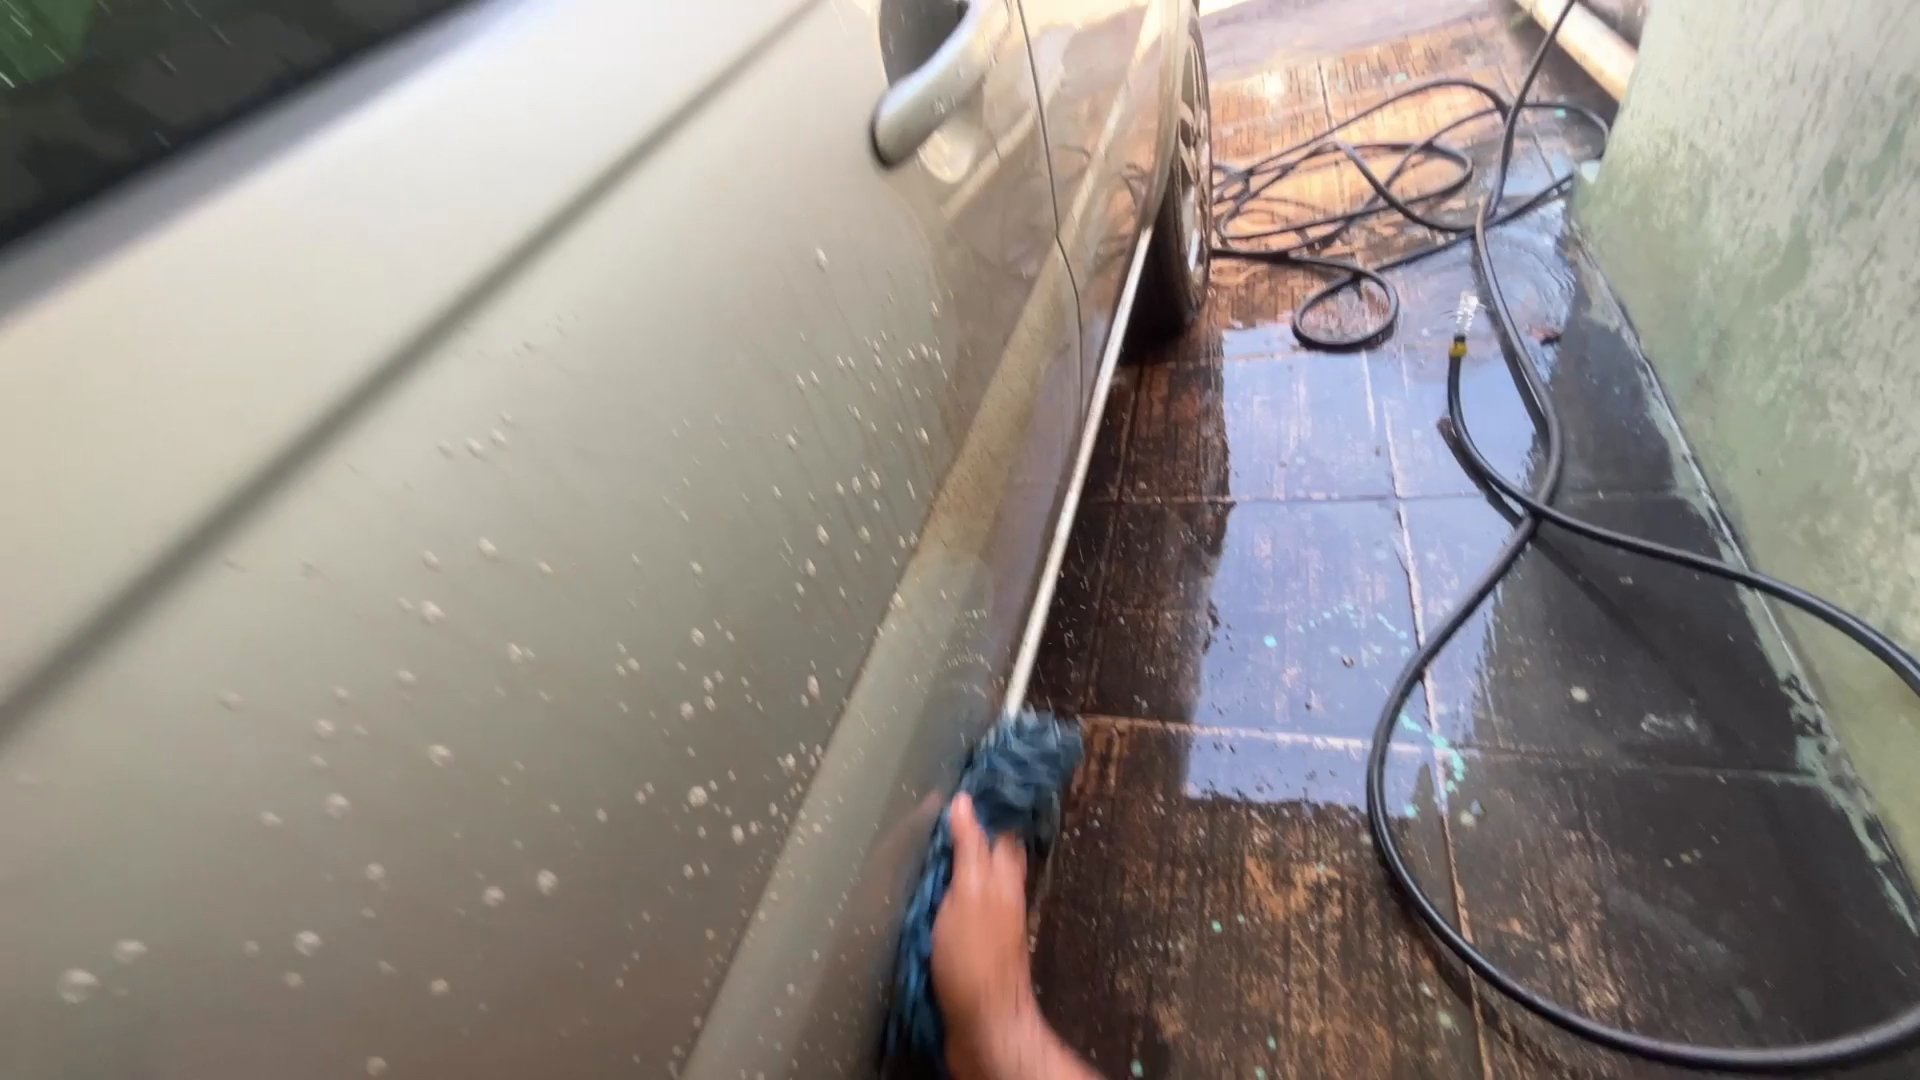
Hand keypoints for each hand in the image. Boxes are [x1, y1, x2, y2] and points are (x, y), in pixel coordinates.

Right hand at [931, 792, 1036, 1054]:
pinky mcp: (976, 946)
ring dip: (959, 862)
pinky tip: (931, 890)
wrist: (982, 1025)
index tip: (967, 784)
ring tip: (931, 843)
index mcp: (1005, 877)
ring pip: (978, 878)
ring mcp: (991, 921)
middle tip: (944, 812)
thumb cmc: (975, 956)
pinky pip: (964, 906)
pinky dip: (951, 892)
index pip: (1002, 830)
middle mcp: (1003, 894)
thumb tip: (965, 801)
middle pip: (992, 853)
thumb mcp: (969, 892)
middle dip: (974, 833)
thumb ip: (968, 847)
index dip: (988, 808)